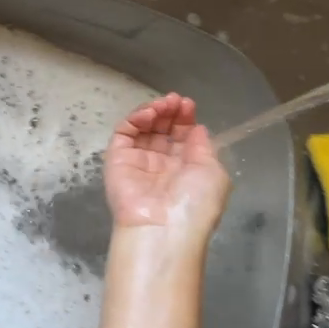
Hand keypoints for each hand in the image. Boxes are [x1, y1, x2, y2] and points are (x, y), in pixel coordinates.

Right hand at [104, 93, 229, 241]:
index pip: (182, 136)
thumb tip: (196, 128)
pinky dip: (133, 119)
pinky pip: (123, 134)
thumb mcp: (213, 173)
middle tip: (174, 100)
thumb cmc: (194, 202)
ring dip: (152, 112)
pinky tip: (147, 114)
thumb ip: (202, 147)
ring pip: (141, 128)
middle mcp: (161, 163)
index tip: (187, 104)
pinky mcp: (116, 159)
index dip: (184, 118)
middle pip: (161, 129)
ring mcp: (137, 161)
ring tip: (161, 105)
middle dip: (169, 112)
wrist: (162, 227)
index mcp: (186, 169)